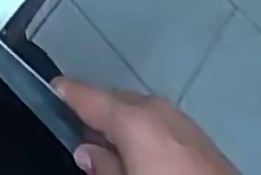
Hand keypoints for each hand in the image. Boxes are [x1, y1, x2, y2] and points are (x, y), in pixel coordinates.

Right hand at [54, 78, 238, 174]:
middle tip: (82, 136)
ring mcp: (187, 126)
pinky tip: (150, 162)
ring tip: (115, 151)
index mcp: (133, 119)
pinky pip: (166, 129)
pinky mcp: (209, 146)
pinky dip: (151, 137)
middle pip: (116, 101)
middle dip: (99, 113)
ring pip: (143, 113)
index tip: (50, 92)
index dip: (65, 93)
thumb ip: (103, 169)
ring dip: (126, 126)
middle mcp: (158, 111)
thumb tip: (88, 151)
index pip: (86, 94)